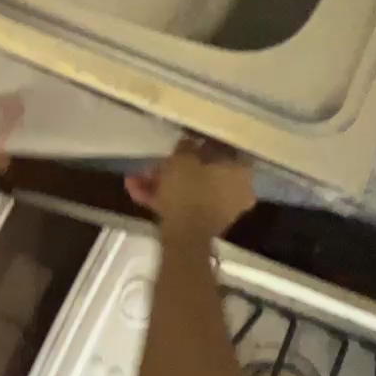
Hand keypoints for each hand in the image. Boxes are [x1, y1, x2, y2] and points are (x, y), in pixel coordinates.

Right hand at [125, 137, 255, 239]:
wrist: (185, 235)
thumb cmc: (188, 191)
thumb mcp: (181, 160)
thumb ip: (186, 146)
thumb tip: (190, 140)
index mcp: (240, 171)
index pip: (222, 151)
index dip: (199, 146)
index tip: (179, 146)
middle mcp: (238, 189)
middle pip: (202, 173)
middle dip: (172, 169)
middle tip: (151, 166)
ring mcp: (223, 208)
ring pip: (190, 189)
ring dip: (162, 184)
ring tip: (135, 180)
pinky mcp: (206, 222)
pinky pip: (186, 204)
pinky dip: (165, 199)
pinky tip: (138, 193)